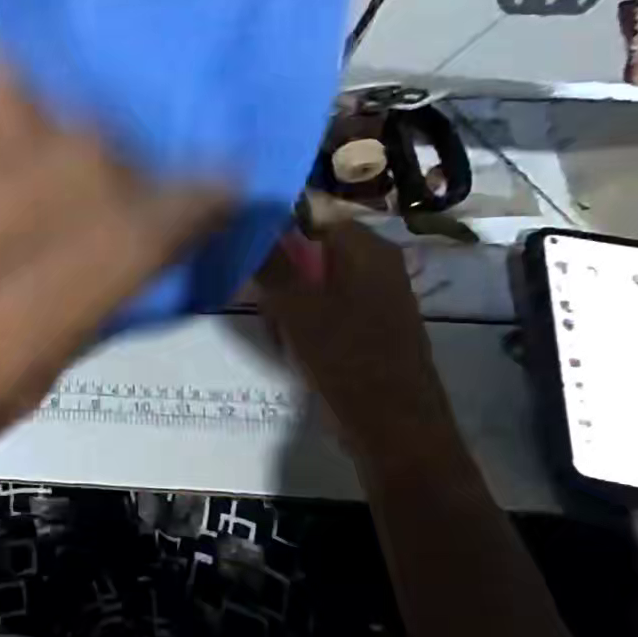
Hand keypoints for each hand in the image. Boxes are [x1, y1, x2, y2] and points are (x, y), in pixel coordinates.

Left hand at [0, 60, 228, 517]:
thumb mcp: (31, 388)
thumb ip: (96, 298)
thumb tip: (155, 212)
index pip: (120, 241)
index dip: (186, 202)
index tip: (219, 182)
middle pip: (70, 155)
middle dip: (118, 158)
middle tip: (121, 175)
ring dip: (43, 109)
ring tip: (40, 142)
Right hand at [257, 222, 446, 456]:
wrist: (396, 428)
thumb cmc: (346, 358)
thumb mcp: (296, 308)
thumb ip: (271, 262)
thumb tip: (248, 220)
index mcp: (366, 247)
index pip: (312, 209)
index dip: (274, 218)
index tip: (241, 236)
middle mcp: (377, 260)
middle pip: (314, 242)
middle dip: (279, 261)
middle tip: (252, 283)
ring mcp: (379, 292)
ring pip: (318, 274)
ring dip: (290, 289)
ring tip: (268, 314)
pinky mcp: (375, 321)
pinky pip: (331, 300)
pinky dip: (307, 309)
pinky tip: (290, 335)